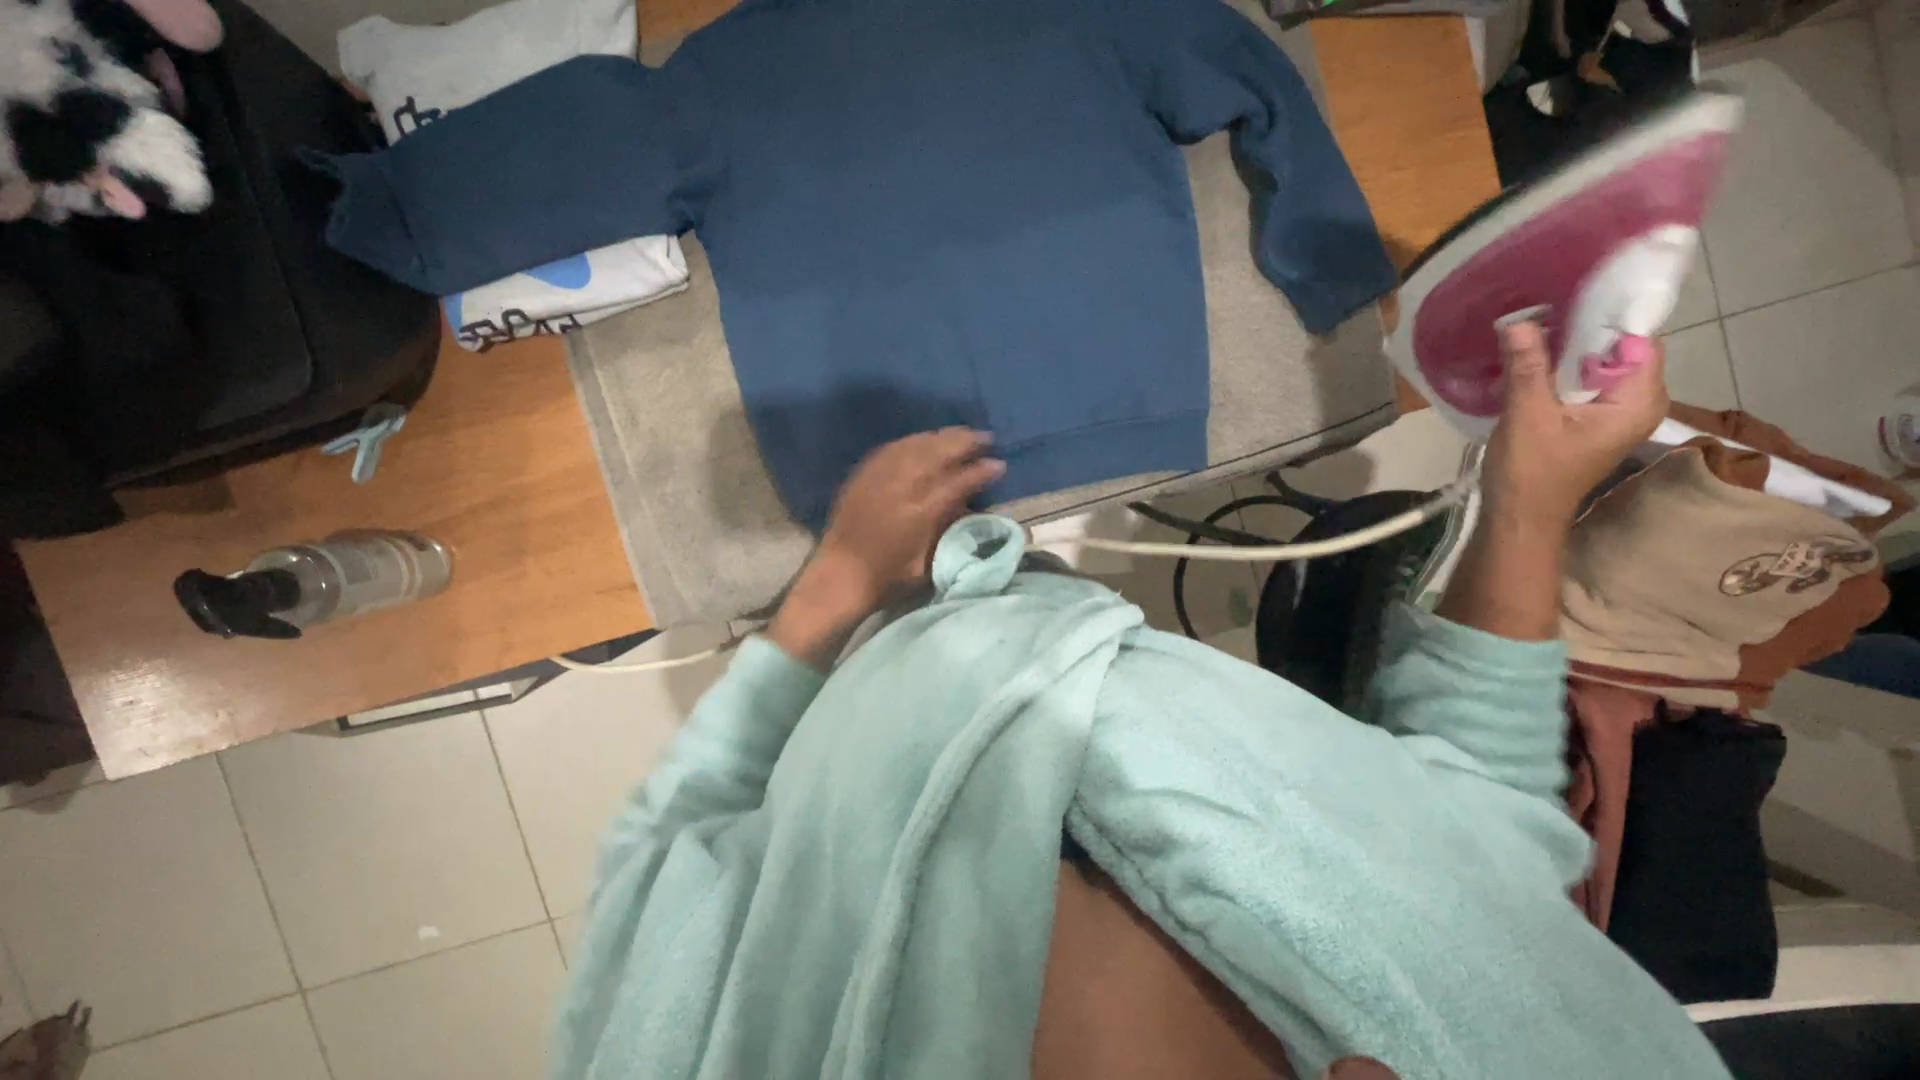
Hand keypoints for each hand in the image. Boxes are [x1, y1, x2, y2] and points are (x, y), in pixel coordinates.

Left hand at [817, 428, 1005, 604]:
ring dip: (941, 437)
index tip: (999, 464)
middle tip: (985, 439)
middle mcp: (901, 487)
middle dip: (964, 442)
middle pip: (937, 452)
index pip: (958, 481)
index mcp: (920, 513)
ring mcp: (879, 477)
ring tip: (961, 434)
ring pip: (916, 445)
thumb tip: (966, 501)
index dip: (980, 471)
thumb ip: (948, 527)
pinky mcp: (863, 474)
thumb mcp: (928, 561)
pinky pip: (893, 448)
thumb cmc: (888, 577)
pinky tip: (926, 440)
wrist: (841, 574)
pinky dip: (914, 441)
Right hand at [1482, 322, 1668, 528]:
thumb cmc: (1532, 473)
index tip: (1571, 294)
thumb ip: (1528, 368)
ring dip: (1571, 348)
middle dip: (1586, 329)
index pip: (1638, 339)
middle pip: (1621, 348)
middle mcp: (1639, 402)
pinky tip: (1535, 357)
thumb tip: (1518, 321)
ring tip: (1536, 327)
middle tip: (1545, 306)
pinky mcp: (1595, 418)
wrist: (1521, 518)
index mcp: (1638, 400)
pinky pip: (1587, 379)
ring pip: (1601, 363)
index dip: (1607, 316)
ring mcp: (1617, 411)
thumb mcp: (1527, 416)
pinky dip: (1565, 368)